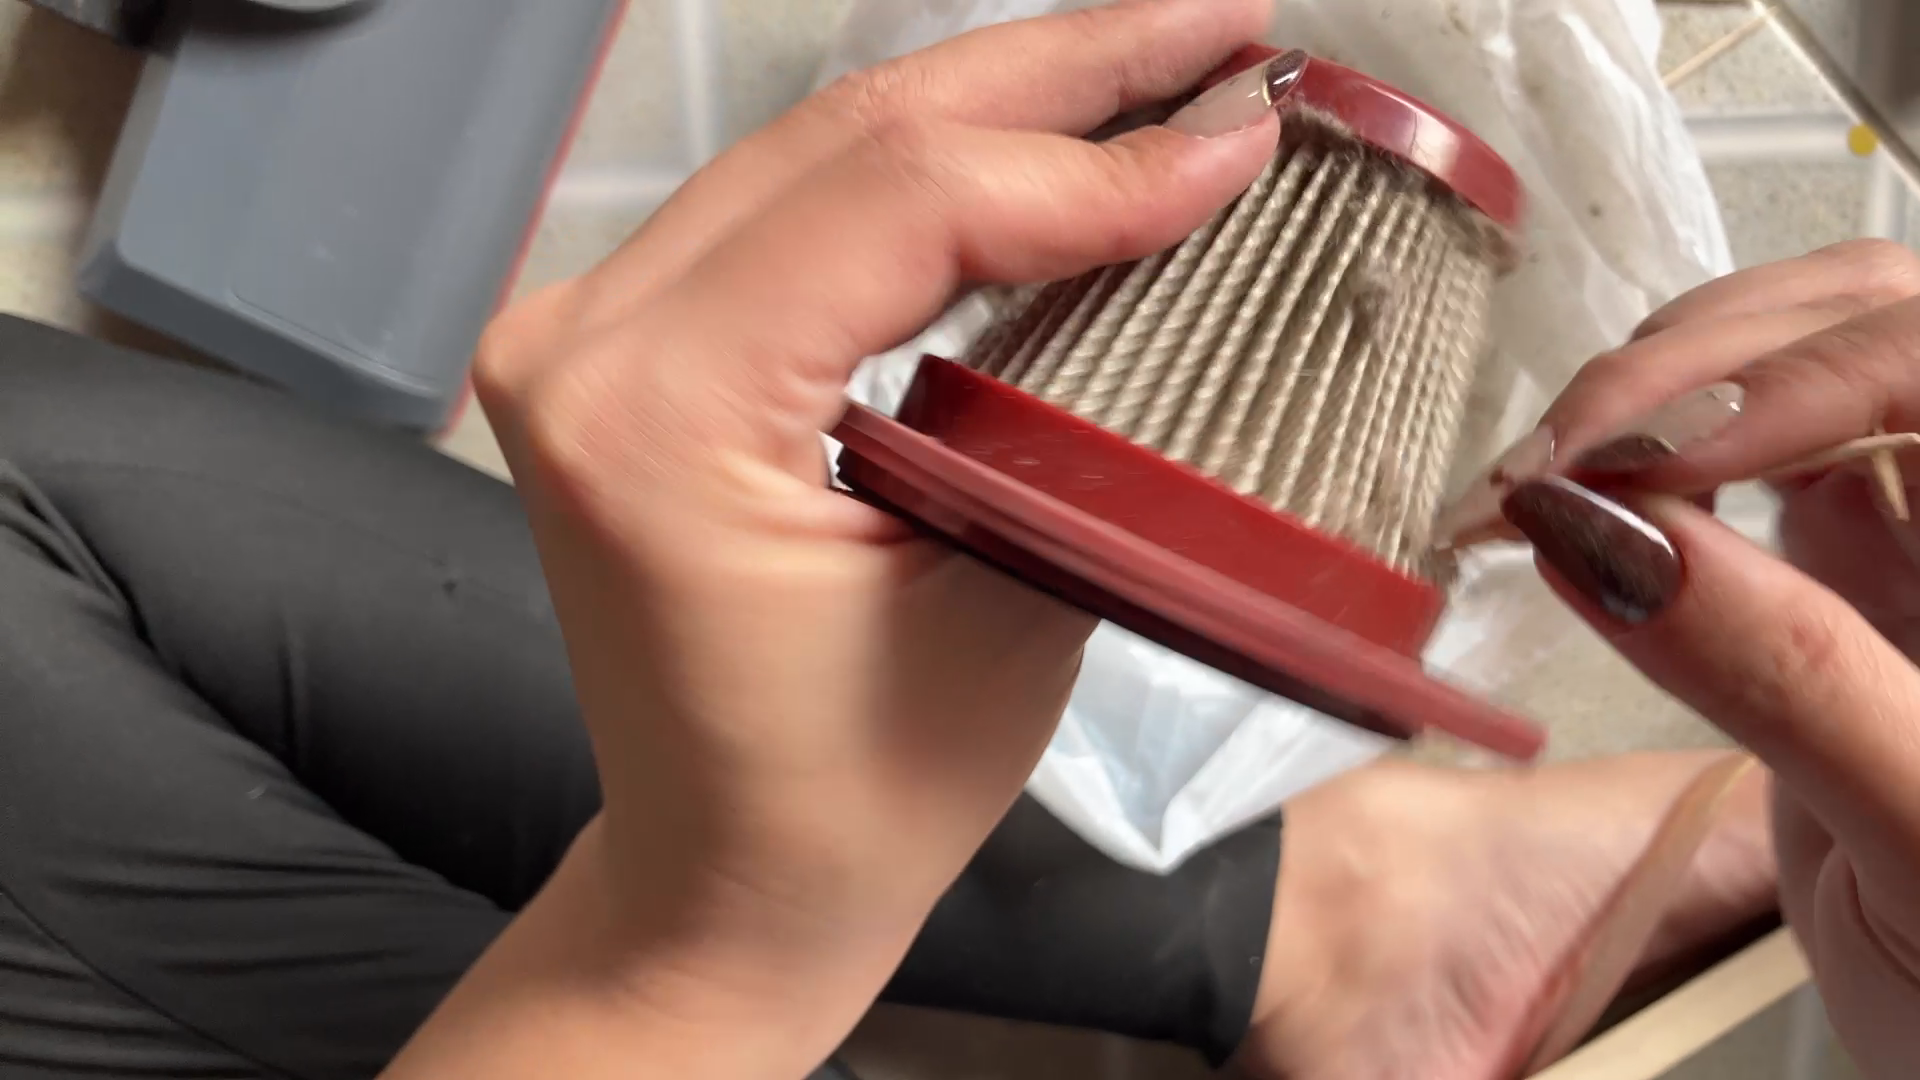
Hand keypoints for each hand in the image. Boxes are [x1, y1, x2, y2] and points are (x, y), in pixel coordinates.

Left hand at [388, 3, 1293, 1076]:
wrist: (732, 868)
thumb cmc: (862, 793)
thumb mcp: (999, 598)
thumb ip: (1079, 405)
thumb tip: (1166, 232)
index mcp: (659, 413)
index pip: (900, 204)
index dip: (1090, 158)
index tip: (1236, 132)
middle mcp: (591, 341)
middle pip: (851, 137)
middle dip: (1054, 72)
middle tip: (1211, 25)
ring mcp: (594, 338)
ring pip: (819, 158)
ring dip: (993, 106)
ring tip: (1141, 65)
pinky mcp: (632, 360)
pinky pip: (791, 222)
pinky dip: (919, 181)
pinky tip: (1021, 153)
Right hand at [1455, 239, 1919, 1078]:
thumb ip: (1788, 679)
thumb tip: (1596, 536)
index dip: (1788, 375)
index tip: (1618, 463)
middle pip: (1864, 316)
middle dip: (1675, 371)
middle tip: (1539, 467)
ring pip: (1780, 357)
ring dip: (1632, 402)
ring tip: (1528, 485)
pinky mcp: (1840, 542)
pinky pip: (1726, 444)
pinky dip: (1623, 454)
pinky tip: (1564, 499)